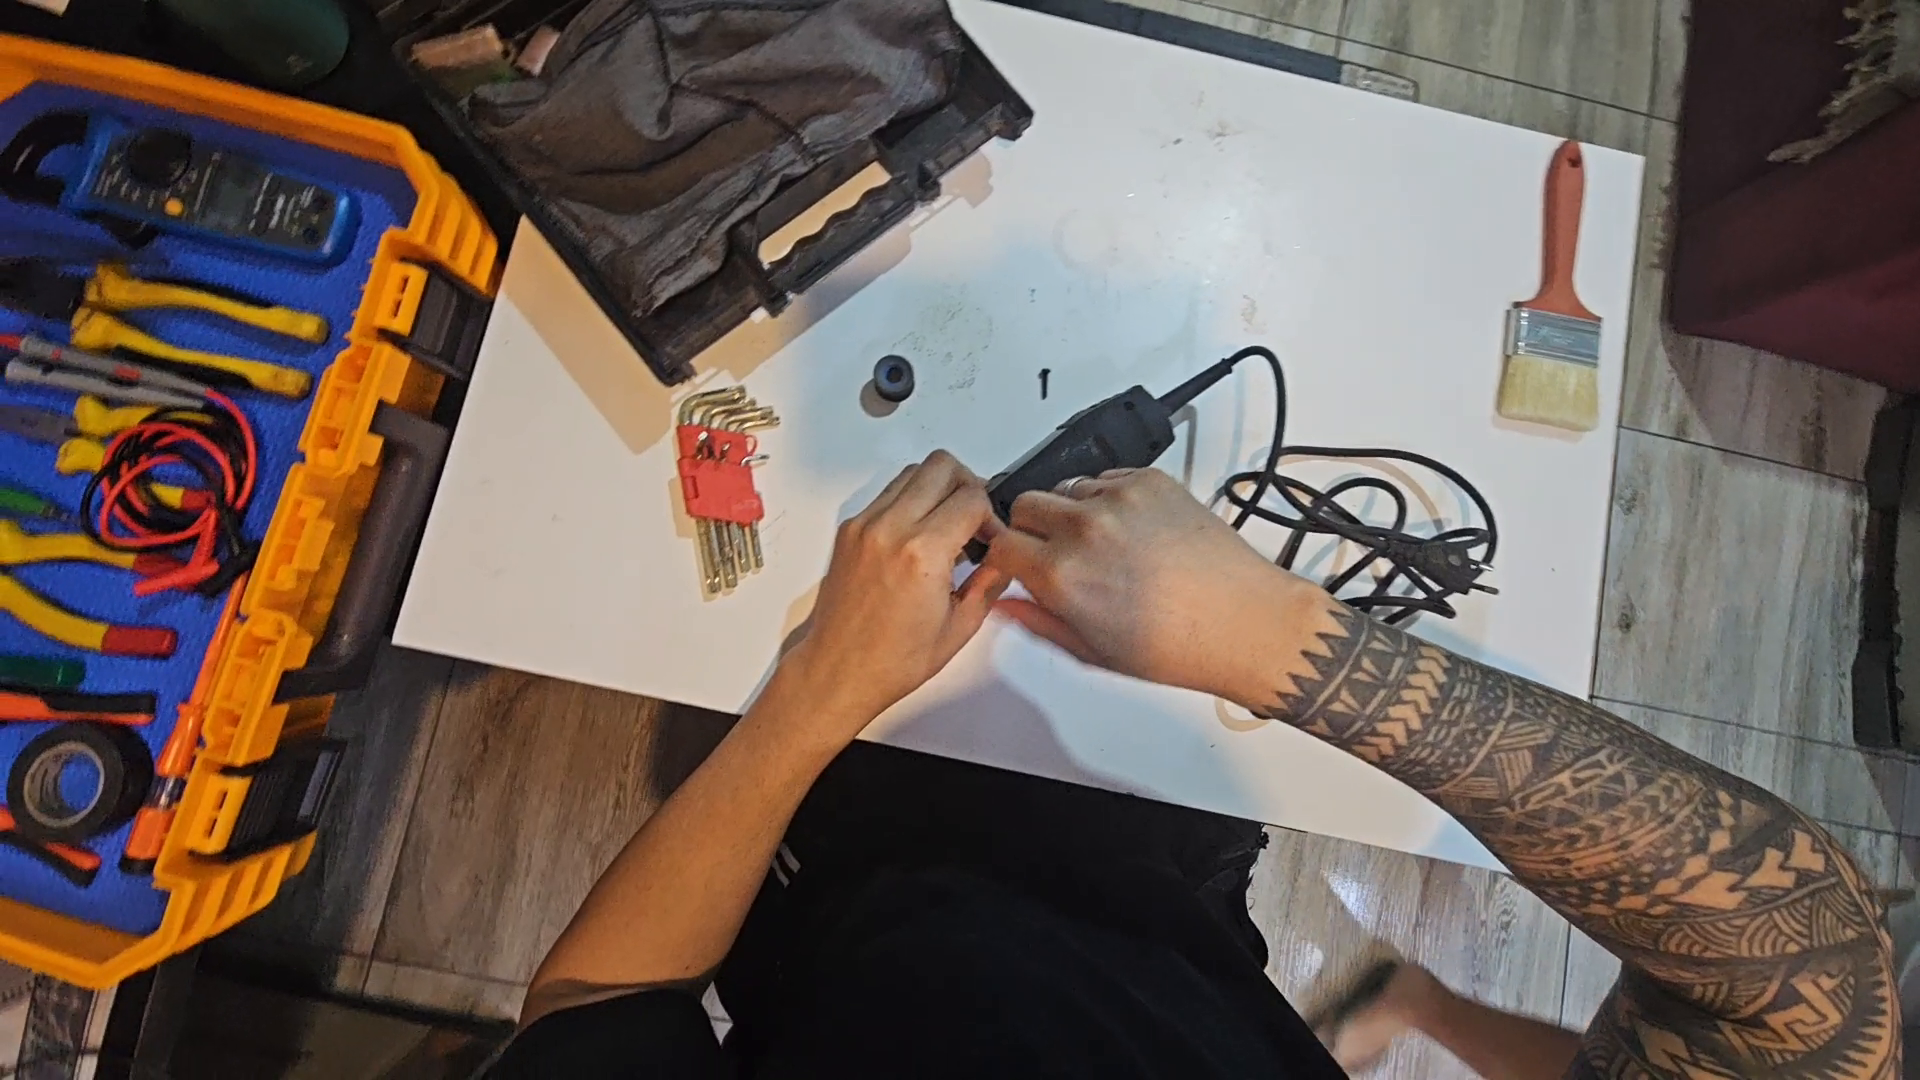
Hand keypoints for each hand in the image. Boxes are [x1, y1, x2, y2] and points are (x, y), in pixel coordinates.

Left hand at [778, 451, 1008, 736]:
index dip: (991, 515)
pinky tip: (920, 536)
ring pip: (913, 472)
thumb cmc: (891, 659)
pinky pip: (888, 493)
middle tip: (974, 517)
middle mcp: (890, 529)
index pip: (972, 498)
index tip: (991, 536)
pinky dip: (911, 502)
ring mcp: (865, 525)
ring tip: (947, 526)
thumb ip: (990, 582)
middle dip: (968, 485)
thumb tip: (1004, 556)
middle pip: (942, 466)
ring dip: (938, 489)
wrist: (839, 670)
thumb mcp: (960, 627)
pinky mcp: (850, 530)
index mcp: (921, 554)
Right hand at [982, 468, 1319, 704]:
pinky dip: (1105, 498)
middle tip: (1055, 553)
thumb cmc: (1179, 645)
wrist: (1244, 622)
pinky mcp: (1150, 480)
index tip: (1014, 562)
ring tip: (1102, 544)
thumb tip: (1007, 603)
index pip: (1000, 543)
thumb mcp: (1091, 650)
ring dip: (1069, 511)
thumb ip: (1037, 620)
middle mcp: (1085, 528)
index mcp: (1062, 573)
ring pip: (1064, 487)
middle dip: (1030, 529)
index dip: (1004, 556)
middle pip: (1024, 504)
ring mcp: (1119, 499)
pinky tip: (1129, 530)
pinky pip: (1104, 477)